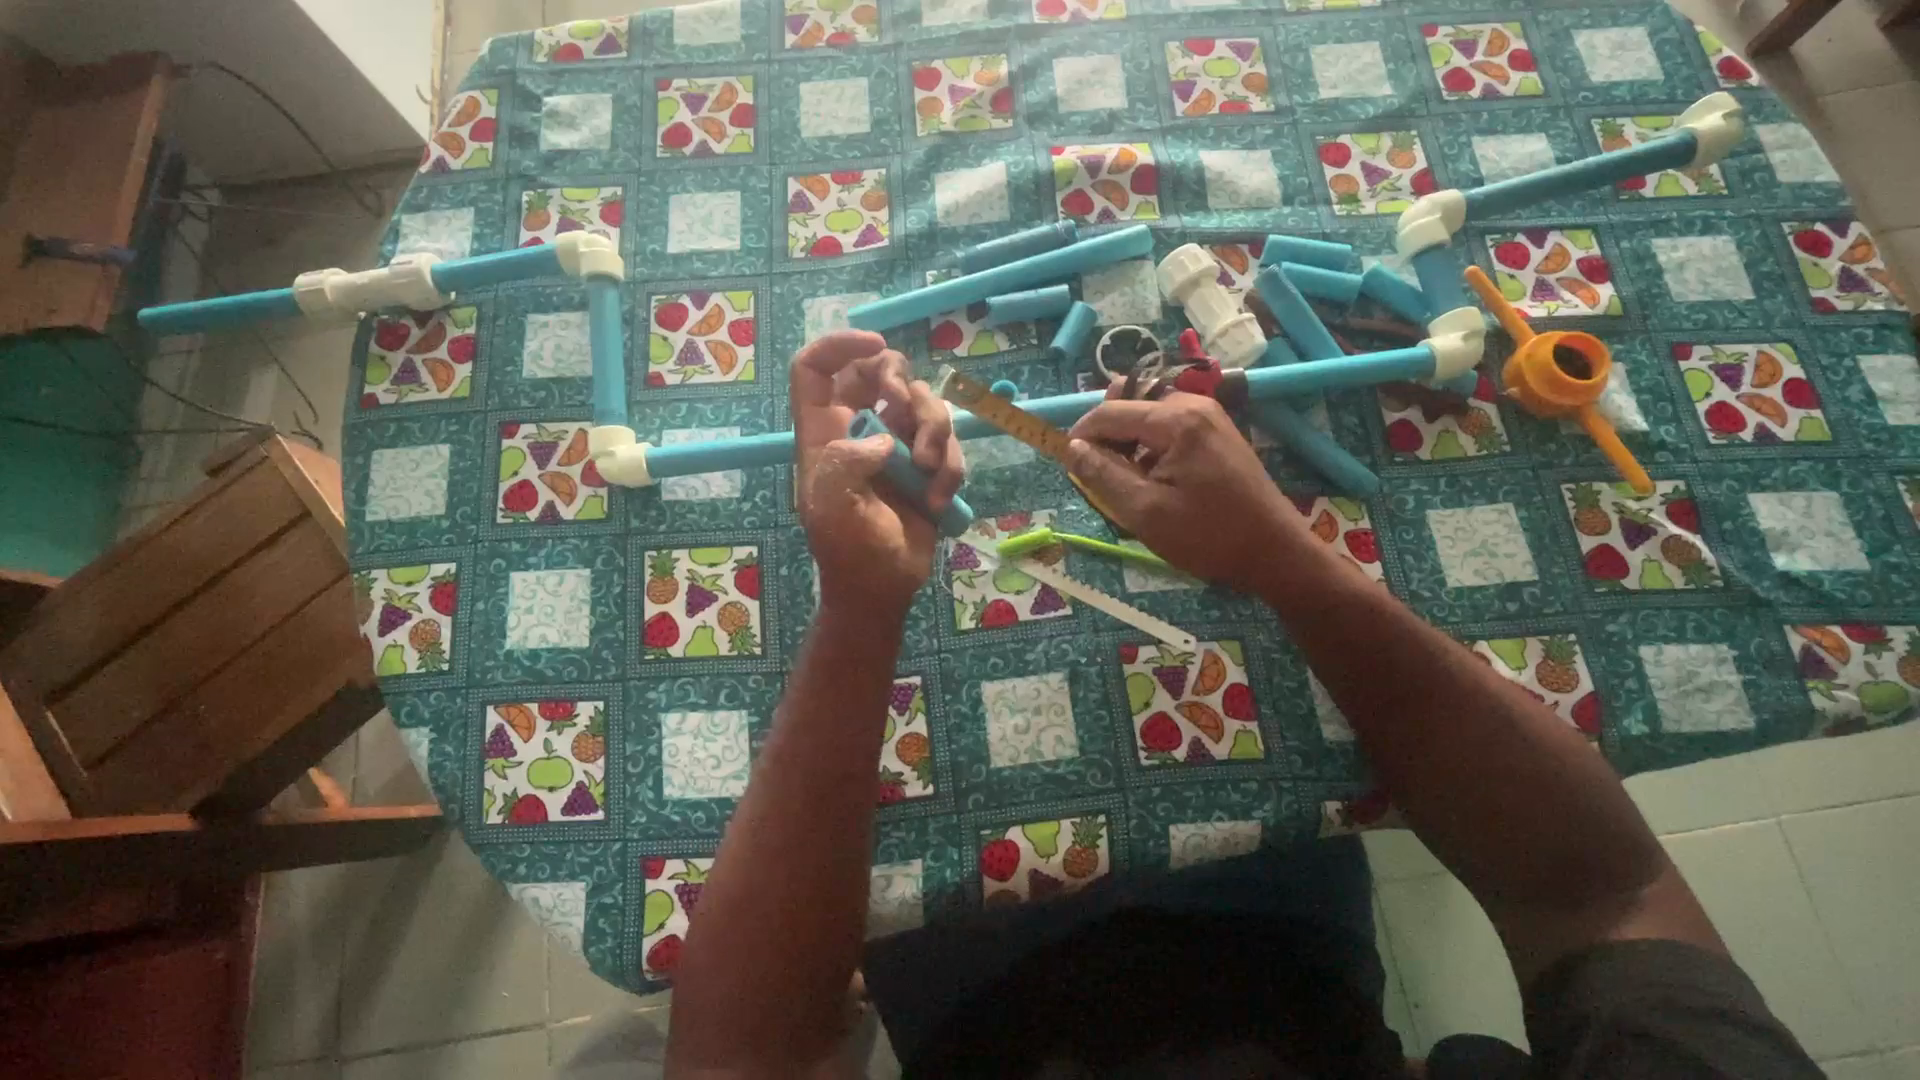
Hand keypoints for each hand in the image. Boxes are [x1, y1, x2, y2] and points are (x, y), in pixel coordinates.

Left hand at [790, 330, 963, 615]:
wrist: (883, 586)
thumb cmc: (849, 549)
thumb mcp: (833, 508)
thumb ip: (844, 464)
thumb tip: (884, 441)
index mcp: (824, 432)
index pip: (815, 369)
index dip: (838, 345)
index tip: (875, 345)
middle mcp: (860, 428)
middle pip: (880, 370)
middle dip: (901, 383)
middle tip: (904, 410)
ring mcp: (896, 443)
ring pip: (924, 402)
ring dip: (936, 431)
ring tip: (929, 474)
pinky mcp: (927, 463)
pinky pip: (949, 441)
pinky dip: (951, 466)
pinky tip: (937, 500)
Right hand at [1065, 392, 1314, 593]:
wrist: (1274, 552)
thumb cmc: (1207, 536)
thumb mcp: (1144, 511)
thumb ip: (1102, 475)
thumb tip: (1072, 448)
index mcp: (1175, 420)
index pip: (1109, 413)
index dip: (1081, 436)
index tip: (1067, 466)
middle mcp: (1193, 406)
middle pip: (1129, 406)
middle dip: (1107, 437)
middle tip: (1101, 477)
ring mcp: (1210, 417)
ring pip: (1148, 416)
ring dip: (1129, 443)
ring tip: (1127, 484)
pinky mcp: (1218, 433)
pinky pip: (1169, 428)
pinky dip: (1151, 448)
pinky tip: (1154, 481)